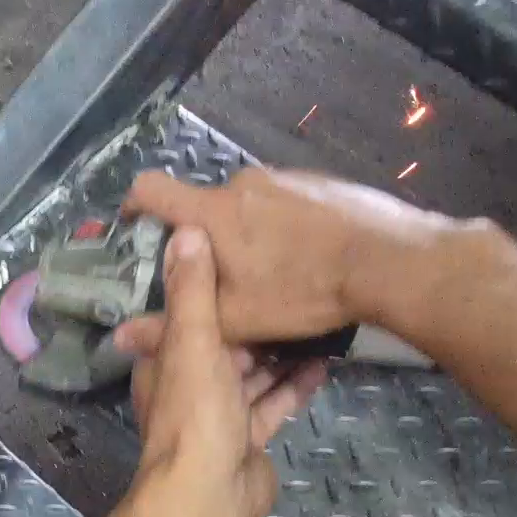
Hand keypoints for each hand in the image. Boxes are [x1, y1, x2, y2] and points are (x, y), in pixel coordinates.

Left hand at [112, 227, 327, 516]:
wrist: (209, 492)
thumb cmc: (195, 411)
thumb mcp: (192, 340)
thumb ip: (192, 290)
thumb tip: (184, 231)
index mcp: (163, 360)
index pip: (186, 318)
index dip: (215, 293)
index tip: (249, 265)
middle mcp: (185, 385)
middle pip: (224, 346)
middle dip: (257, 324)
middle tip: (298, 290)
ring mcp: (216, 415)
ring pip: (250, 375)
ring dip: (279, 354)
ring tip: (320, 322)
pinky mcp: (245, 438)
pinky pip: (270, 404)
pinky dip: (291, 386)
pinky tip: (324, 364)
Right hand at [121, 167, 454, 341]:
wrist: (397, 262)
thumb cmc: (303, 290)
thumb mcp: (233, 320)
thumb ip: (171, 326)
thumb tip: (119, 339)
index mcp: (211, 212)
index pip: (151, 189)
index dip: (132, 205)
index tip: (132, 227)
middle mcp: (242, 184)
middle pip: (201, 206)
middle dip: (201, 240)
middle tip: (218, 279)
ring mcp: (285, 177)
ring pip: (243, 206)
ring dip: (243, 234)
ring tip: (268, 274)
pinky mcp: (320, 181)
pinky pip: (280, 201)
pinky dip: (279, 226)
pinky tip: (304, 258)